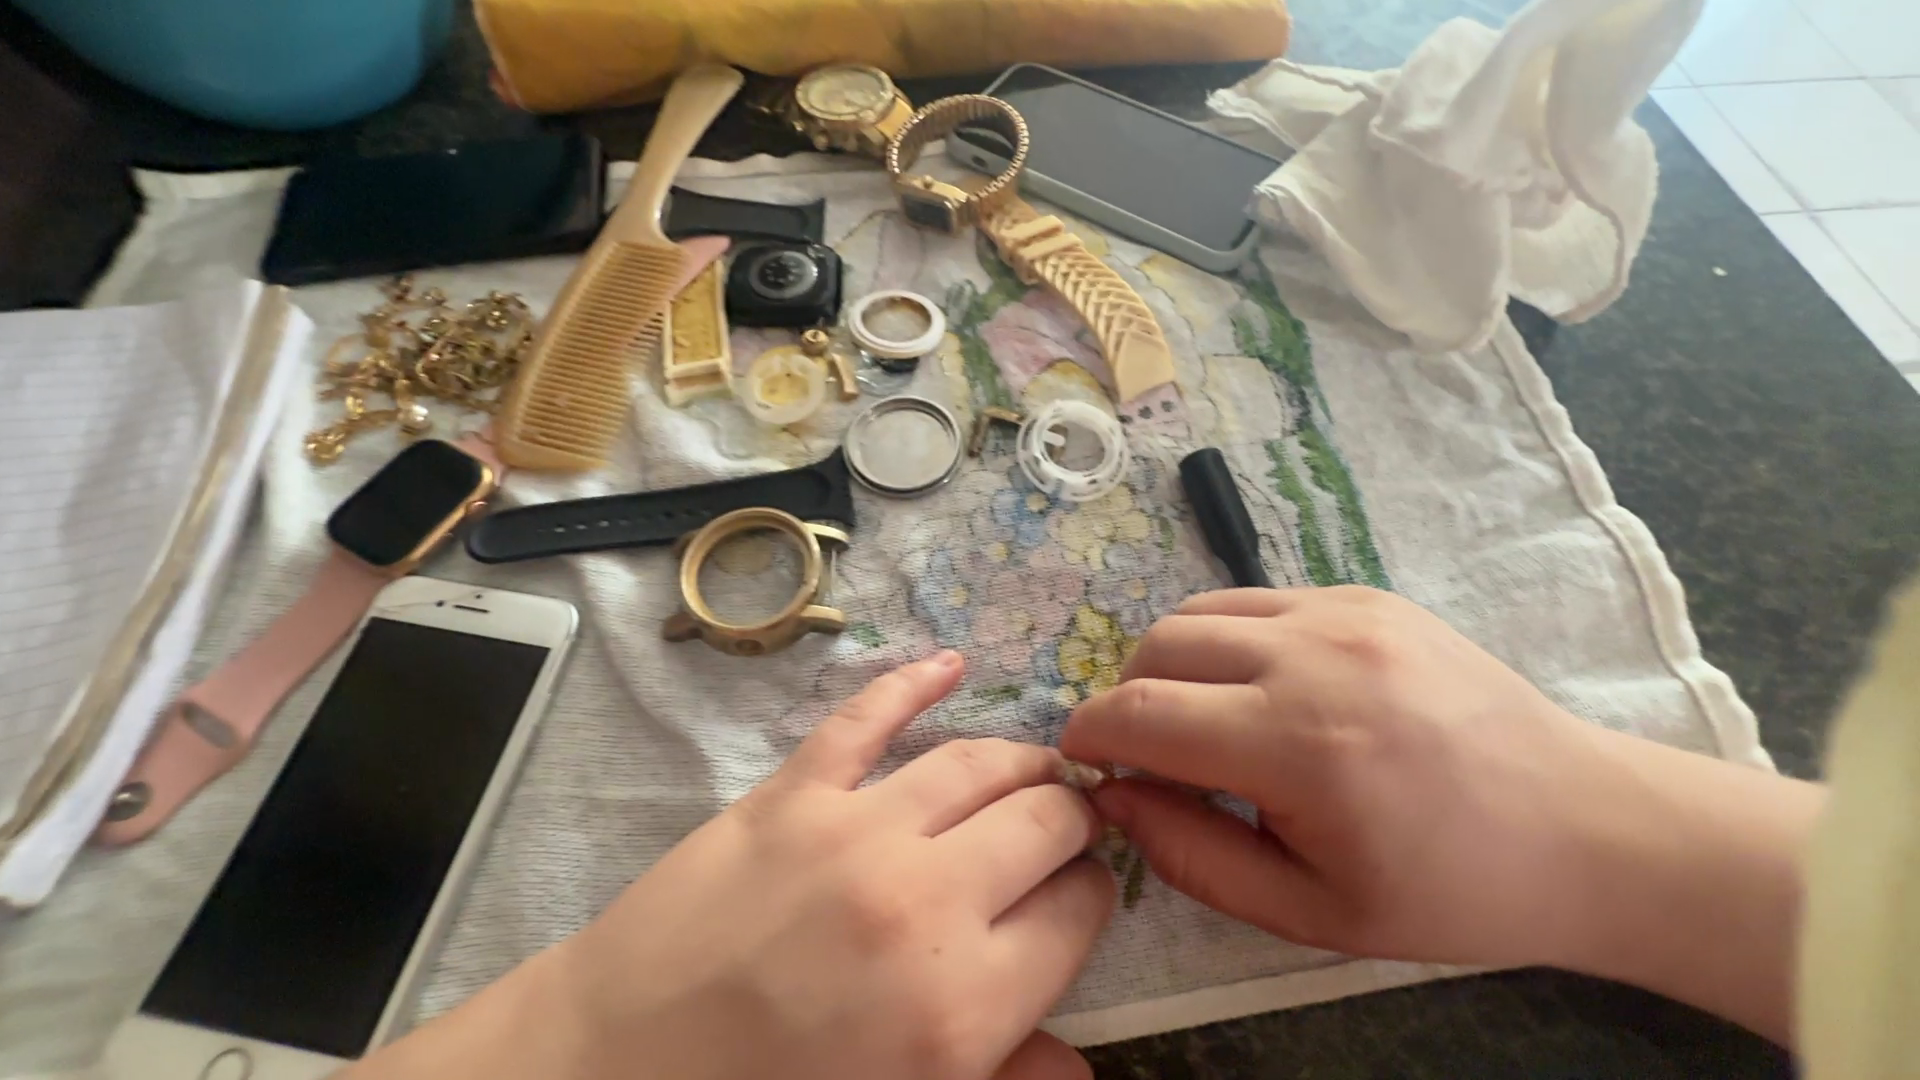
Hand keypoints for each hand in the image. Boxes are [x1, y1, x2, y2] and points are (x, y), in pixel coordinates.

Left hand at [354, 651, 1113, 1079]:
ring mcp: (855, 830)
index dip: (1094, 897)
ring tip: (1041, 767)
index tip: (1084, 894)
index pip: (1078, 913)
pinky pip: (868, 716)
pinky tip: (951, 663)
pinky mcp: (793, 791)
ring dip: (1022, 760)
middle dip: (1073, 819)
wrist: (614, 1070)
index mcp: (961, 1004)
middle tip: (1070, 825)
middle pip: (1043, 823)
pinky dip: (913, 681)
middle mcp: (924, 901)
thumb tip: (1081, 1068)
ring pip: (976, 763)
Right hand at [1060, 586, 1628, 969]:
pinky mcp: (1361, 593)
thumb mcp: (1307, 911)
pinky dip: (1223, 640)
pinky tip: (1256, 685)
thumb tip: (1116, 794)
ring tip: (1196, 713)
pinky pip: (1250, 600)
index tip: (1082, 758)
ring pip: (1196, 612)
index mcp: (1297, 745)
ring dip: (1168, 662)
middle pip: (1158, 647)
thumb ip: (1189, 855)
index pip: (1142, 715)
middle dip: (1124, 697)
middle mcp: (1311, 656)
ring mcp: (1340, 611)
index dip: (1091, 734)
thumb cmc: (1447, 889)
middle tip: (1145, 749)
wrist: (1587, 825)